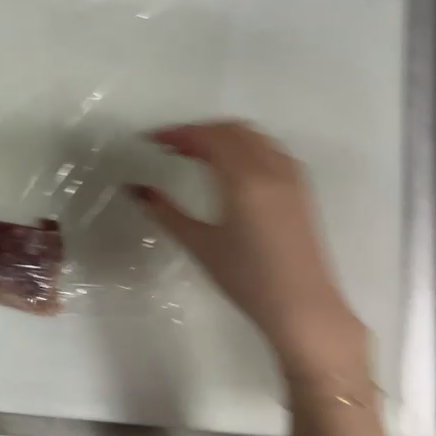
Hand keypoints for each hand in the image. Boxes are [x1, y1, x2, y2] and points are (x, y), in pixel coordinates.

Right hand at [131, 121, 367, 379]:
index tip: (150, 139)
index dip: (177, 133)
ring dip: (222, 136)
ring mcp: (291, 177)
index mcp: (245, 180)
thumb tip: (134, 188)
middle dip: (199, 131)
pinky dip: (243, 146)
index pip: (209, 138)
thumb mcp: (198, 244)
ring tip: (194, 153)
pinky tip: (228, 167)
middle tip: (168, 145)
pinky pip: (269, 149)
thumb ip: (164, 211)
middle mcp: (272, 169)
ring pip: (254, 136)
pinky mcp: (300, 189)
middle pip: (233, 130)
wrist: (302, 306)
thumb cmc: (245, 278)